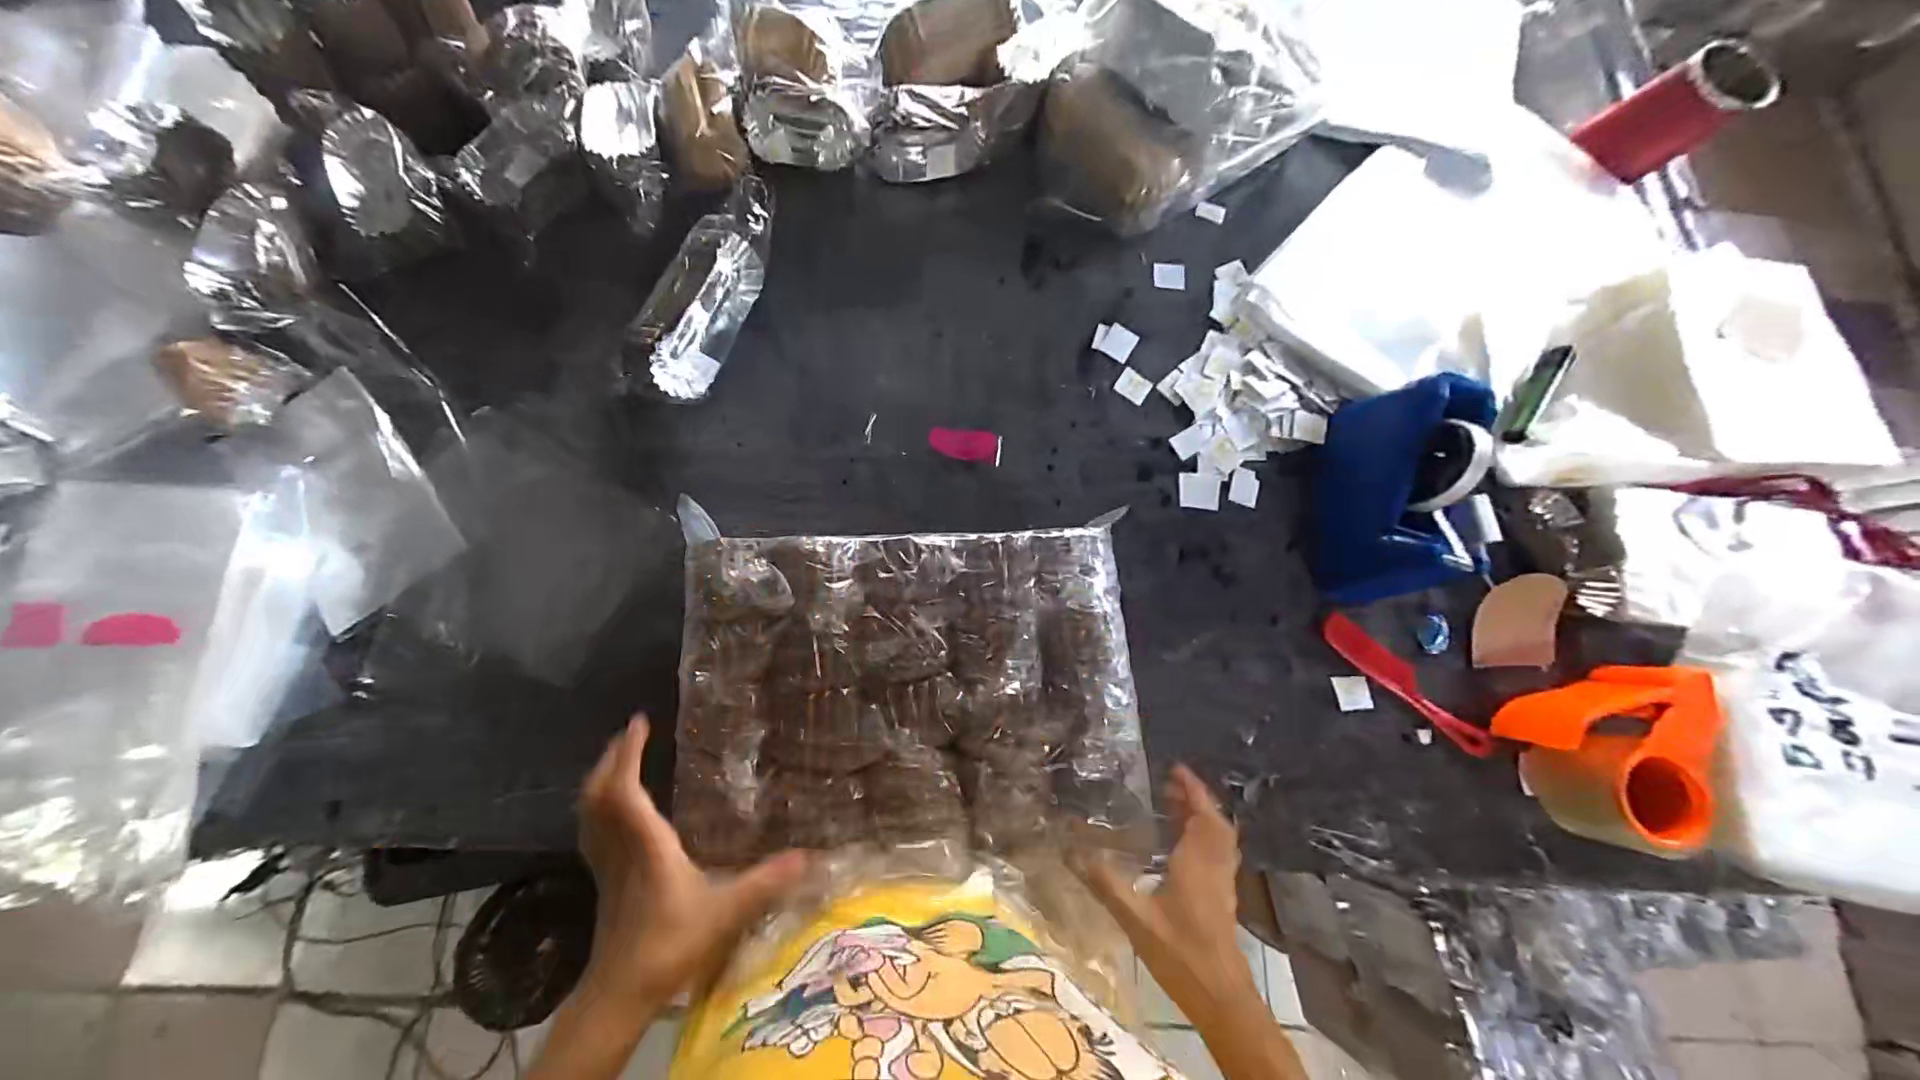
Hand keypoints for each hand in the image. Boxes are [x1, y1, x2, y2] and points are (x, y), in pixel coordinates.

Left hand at [576, 714, 808, 1006]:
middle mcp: (620, 847)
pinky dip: (601, 807)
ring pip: (591, 812)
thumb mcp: (726, 912)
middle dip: (612, 759)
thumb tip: (810, 855)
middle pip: (599, 794)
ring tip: (621, 760)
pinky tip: (619, 809)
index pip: (624, 789)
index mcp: (646, 845)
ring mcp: (607, 865)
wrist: (619, 994)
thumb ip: (767, 881)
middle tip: (630, 734)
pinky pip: (595, 830)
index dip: (629, 753)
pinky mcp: (604, 881)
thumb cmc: (670, 946)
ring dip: (601, 780)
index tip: (639, 722)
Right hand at [1075, 764, 1257, 1018]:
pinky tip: (1184, 846)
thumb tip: (1070, 852)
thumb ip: (1104, 883)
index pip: (1202, 815)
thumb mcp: (1135, 917)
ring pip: (1220, 838)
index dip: (1192, 789)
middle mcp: (1215, 866)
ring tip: (1176, 806)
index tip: (1176, 769)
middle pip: (1214, 822)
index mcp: (1197, 862)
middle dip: (1195, 799)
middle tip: (1170, 785)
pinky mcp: (1224, 898)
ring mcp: (1223, 883)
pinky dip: (1206, 837)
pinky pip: (1219, 853)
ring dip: (1202, 817)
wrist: (1221, 996)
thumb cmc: (1180, 953)